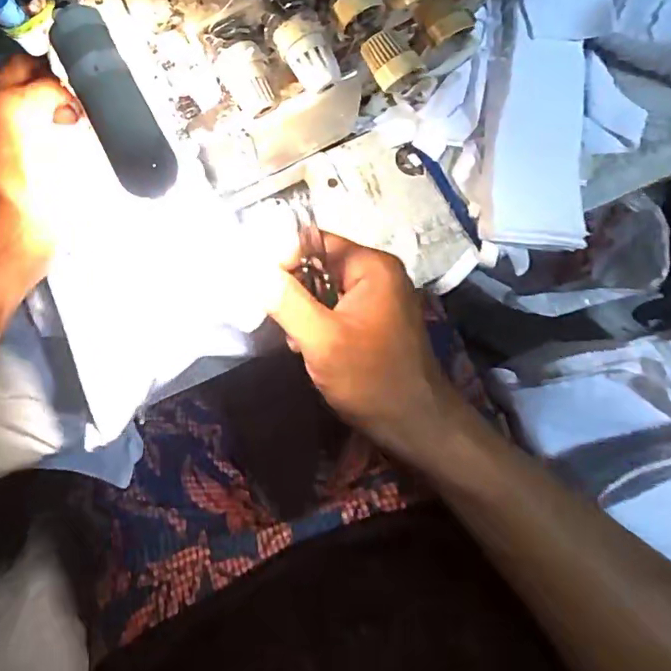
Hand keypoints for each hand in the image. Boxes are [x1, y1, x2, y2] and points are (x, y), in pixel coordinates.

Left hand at [0, 55, 83, 294]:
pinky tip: (38, 130)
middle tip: (78, 103)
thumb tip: (76, 119)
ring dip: (32, 88)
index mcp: (6, 109)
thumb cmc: (24, 228)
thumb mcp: (62, 182)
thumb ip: (69, 140)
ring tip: (62, 115)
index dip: (76, 94)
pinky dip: (16, 104)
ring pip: (3, 82)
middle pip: (21, 68)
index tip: (92, 112)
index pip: (51, 81)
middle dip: (51, 76)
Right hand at [270, 232, 463, 461]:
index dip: (284, 261)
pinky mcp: (374, 319)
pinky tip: (312, 348)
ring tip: (299, 341)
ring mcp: (378, 296)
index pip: (313, 241)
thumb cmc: (371, 380)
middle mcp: (377, 272)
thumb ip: (286, 300)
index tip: (267, 294)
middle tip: (285, 324)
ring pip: (321, 288)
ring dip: (303, 310)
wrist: (417, 428)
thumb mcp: (322, 339)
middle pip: (317, 264)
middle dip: (294, 291)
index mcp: (371, 265)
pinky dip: (318, 322)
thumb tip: (254, 267)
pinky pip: (334, 306)